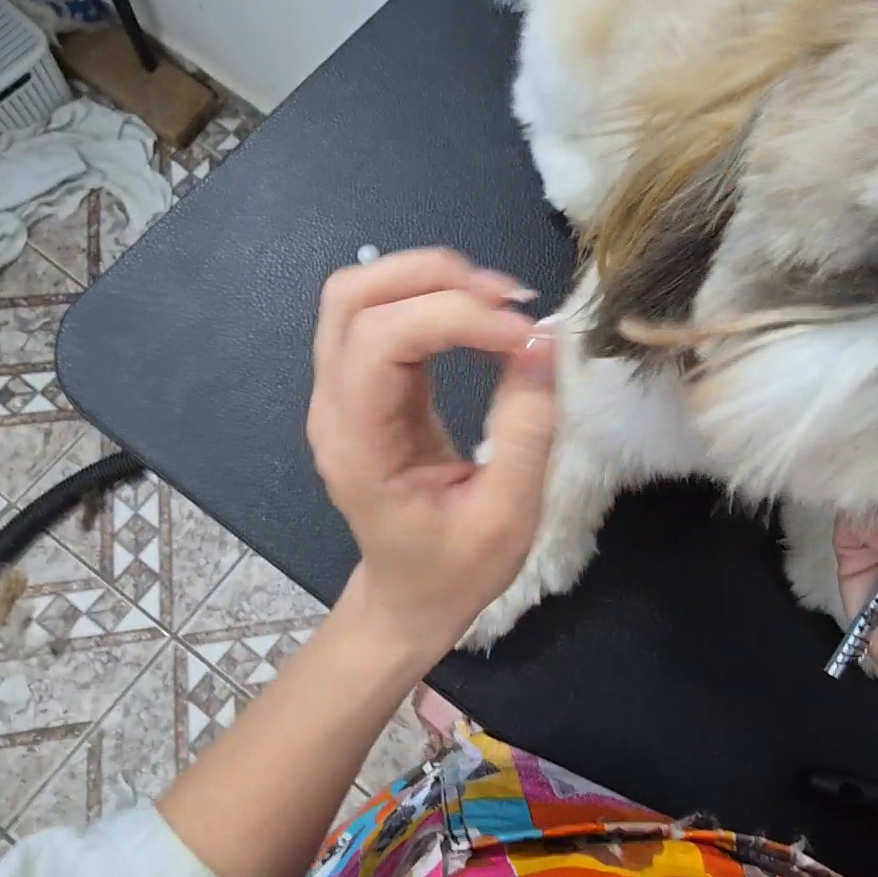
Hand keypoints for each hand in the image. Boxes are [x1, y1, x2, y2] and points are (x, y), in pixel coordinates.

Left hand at [307, 248, 557, 652]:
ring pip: (361, 295)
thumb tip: (543, 344)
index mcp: (358, 446)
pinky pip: (383, 316)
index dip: (455, 317)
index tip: (525, 335)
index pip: (381, 339)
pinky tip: (481, 319)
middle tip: (507, 300)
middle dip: (432, 277)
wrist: (409, 598)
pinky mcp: (365, 388)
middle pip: (353, 297)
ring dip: (429, 279)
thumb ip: (525, 433)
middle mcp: (334, 407)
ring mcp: (341, 393)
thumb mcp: (507, 519)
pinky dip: (432, 299)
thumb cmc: (453, 573)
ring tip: (497, 302)